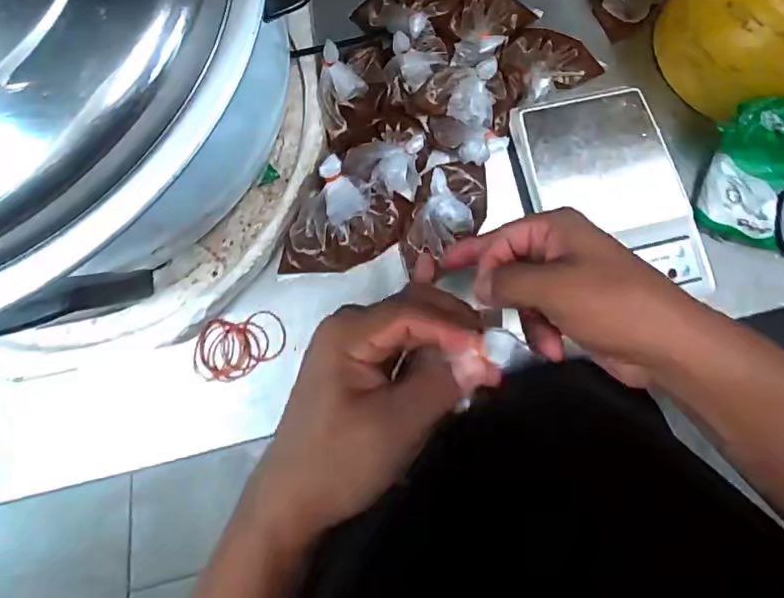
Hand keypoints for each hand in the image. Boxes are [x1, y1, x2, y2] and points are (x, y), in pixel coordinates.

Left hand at [234, 285, 496, 547]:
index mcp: (349, 330)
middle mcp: (349, 322)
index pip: (412, 311)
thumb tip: (486, 357)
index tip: (490, 349)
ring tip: (480, 351)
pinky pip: (398, 337)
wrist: (290, 503)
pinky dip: (425, 332)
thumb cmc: (340, 462)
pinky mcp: (358, 358)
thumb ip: (441, 385)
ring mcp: (351, 339)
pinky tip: (436, 280)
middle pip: (412, 306)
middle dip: (453, 325)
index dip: (454, 327)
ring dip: (444, 333)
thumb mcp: (396, 426)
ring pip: (409, 320)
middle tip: (492, 351)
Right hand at [440, 208, 705, 385]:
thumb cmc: (610, 303)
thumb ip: (507, 280)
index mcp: (555, 228)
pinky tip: (553, 349)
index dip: (473, 254)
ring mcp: (571, 277)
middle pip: (511, 265)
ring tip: (540, 341)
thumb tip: (479, 283)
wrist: (667, 343)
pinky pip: (542, 314)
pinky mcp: (578, 306)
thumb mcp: (552, 287)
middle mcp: (560, 247)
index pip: (502, 236)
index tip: (442, 272)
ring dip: (526, 320)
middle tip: (485, 316)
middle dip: (504, 295)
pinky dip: (542, 331)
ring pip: (524, 294)